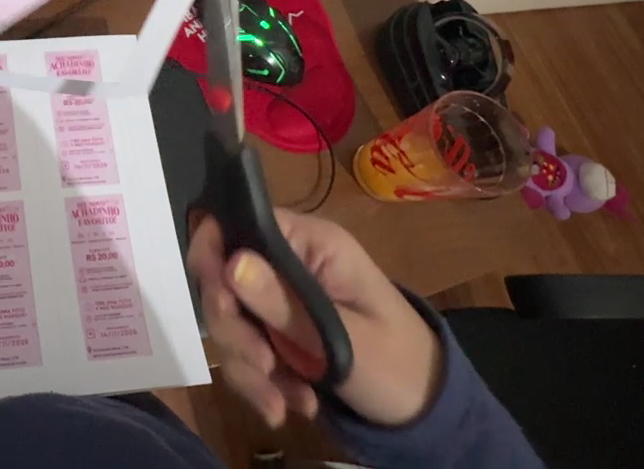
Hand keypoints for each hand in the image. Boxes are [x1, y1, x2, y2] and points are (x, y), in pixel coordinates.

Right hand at [188, 208, 442, 428]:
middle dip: (235, 328)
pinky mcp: (275, 331)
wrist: (429, 419)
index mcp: (310, 243)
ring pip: (229, 318)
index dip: (214, 253)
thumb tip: (231, 262)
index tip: (220, 303)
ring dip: (247, 364)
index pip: (240, 223)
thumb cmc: (402, 367)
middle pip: (225, 276)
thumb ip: (287, 303)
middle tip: (262, 366)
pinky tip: (288, 405)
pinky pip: (242, 348)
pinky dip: (257, 380)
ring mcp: (279, 297)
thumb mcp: (348, 339)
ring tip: (284, 404)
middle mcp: (288, 260)